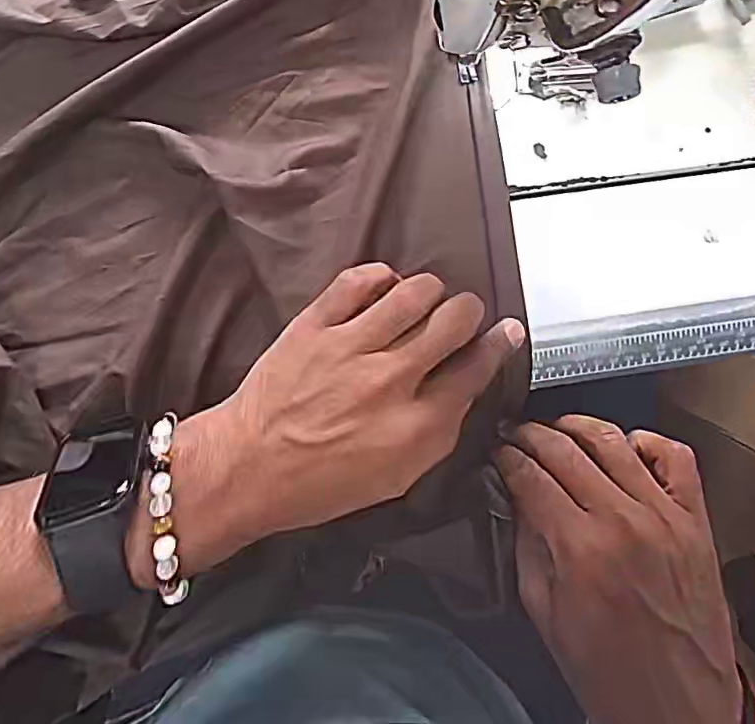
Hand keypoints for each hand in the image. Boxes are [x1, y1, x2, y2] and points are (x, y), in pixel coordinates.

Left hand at [127, 263, 525, 586]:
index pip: (474, 370)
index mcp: (414, 427)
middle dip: (467, 311)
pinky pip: (359, 279)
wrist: (249, 466)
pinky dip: (380, 275)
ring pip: (413, 292)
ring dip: (429, 289)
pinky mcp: (315, 325)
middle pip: (453, 321)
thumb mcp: (396, 477)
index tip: (505, 330)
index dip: (497, 344)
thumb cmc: (318, 480)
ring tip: (424, 297)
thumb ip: (438, 431)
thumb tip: (464, 385)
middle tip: (462, 313)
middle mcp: (388, 381)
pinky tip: (383, 286)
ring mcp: (349, 347)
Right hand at [495, 416, 740, 723]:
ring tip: (558, 432)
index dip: (504, 456)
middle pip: (561, 447)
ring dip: (574, 426)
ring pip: (610, 438)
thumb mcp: (544, 611)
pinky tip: (625, 447)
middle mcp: (623, 522)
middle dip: (528, 434)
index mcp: (580, 548)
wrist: (679, 713)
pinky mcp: (696, 522)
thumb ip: (526, 543)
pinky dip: (645, 440)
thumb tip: (515, 496)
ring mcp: (664, 516)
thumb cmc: (612, 674)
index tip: (497, 453)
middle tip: (516, 436)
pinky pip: (674, 456)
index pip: (528, 473)